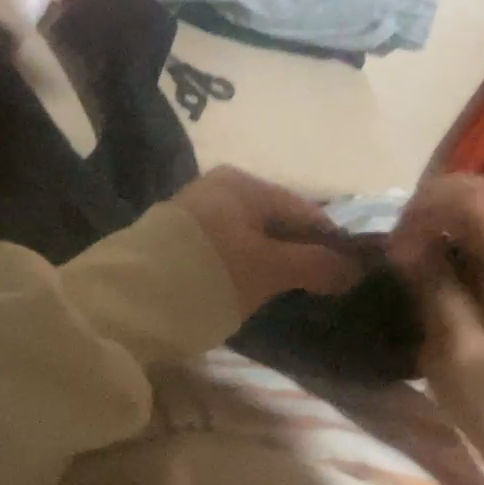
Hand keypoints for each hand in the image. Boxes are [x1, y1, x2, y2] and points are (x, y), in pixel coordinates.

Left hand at [174, 167, 362, 314]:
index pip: (304, 210)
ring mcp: (196, 214)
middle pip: (276, 222)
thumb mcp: (268, 270)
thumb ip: (315, 265)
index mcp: (243, 183)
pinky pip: (227, 250)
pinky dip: (244, 269)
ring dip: (272, 264)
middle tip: (322, 292)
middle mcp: (218, 188)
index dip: (331, 244)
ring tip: (289, 296)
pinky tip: (250, 292)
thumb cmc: (209, 274)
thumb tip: (356, 268)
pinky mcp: (178, 242)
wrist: (127, 301)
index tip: (351, 279)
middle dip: (300, 254)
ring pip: (251, 238)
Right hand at [389, 174, 483, 482]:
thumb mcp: (455, 348)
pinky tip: (438, 263)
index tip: (399, 239)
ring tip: (415, 247)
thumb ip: (434, 284)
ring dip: (453, 217)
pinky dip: (464, 238)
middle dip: (445, 201)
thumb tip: (408, 242)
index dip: (438, 203)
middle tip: (405, 235)